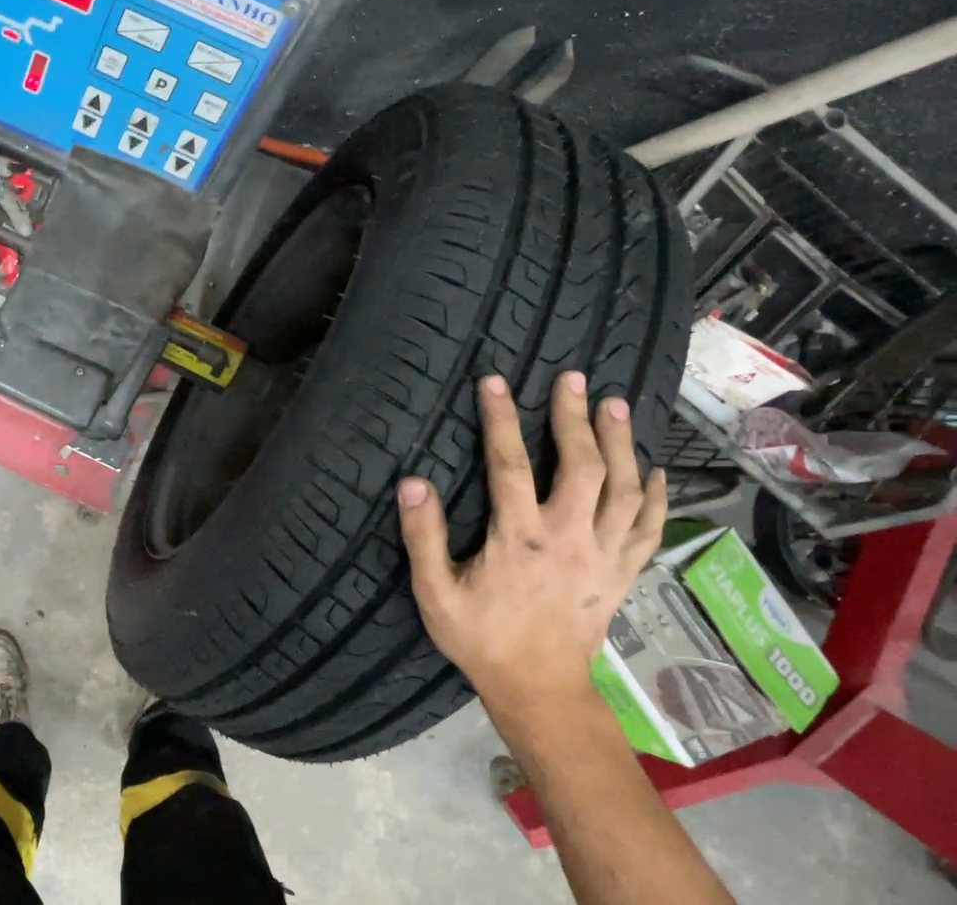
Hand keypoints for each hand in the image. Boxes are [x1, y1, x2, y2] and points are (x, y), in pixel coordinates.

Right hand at [397, 372, 667, 707]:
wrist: (538, 688)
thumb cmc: (479, 637)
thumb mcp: (434, 592)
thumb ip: (423, 537)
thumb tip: (413, 483)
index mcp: (520, 538)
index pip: (510, 464)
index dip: (502, 419)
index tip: (496, 382)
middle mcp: (570, 537)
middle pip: (583, 466)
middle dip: (576, 418)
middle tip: (574, 379)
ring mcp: (604, 555)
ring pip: (624, 489)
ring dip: (620, 443)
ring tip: (614, 406)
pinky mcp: (623, 572)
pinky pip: (648, 526)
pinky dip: (654, 494)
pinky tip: (652, 470)